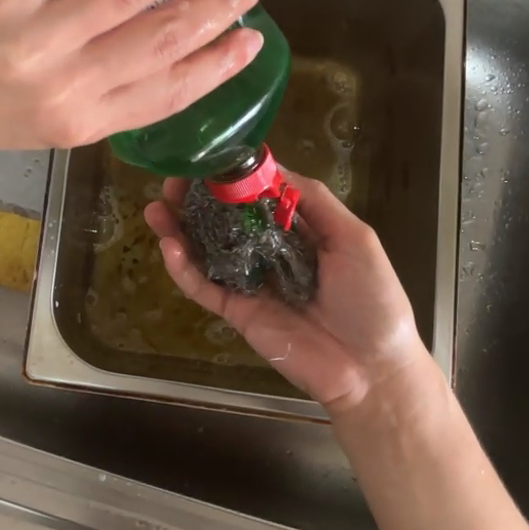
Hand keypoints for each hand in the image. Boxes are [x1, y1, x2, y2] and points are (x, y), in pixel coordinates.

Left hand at [0, 0, 265, 158]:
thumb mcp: (37, 122)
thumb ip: (90, 89)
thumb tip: (141, 33)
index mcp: (81, 124)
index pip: (170, 93)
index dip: (219, 65)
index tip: (251, 39)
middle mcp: (69, 87)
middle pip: (165, 38)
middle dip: (218, 6)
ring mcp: (36, 39)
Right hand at [144, 173, 438, 417]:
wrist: (371, 368)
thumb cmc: (372, 299)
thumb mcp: (354, 238)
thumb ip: (313, 202)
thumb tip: (271, 167)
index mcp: (296, 232)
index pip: (254, 197)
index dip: (230, 179)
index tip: (207, 161)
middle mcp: (266, 252)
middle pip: (221, 221)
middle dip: (194, 201)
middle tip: (171, 183)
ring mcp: (248, 283)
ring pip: (204, 252)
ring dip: (177, 230)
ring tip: (156, 209)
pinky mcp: (236, 311)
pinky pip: (203, 287)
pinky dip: (183, 268)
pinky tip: (170, 247)